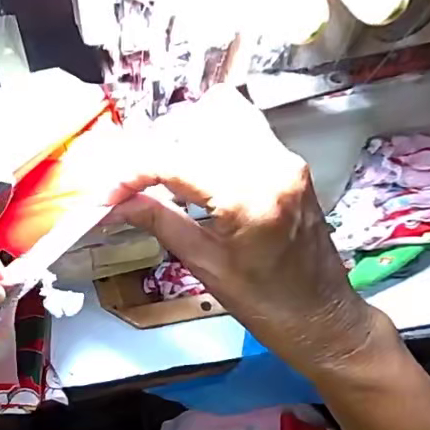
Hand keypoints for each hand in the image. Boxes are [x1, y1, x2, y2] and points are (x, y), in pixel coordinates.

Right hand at [110, 86, 385, 373]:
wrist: (321, 316)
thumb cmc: (265, 303)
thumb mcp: (204, 265)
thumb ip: (159, 222)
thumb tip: (117, 203)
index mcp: (249, 198)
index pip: (174, 161)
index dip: (131, 172)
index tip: (108, 193)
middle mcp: (271, 165)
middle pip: (195, 124)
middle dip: (154, 149)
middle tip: (131, 183)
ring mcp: (284, 159)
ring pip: (220, 114)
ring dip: (181, 136)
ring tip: (160, 172)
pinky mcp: (288, 161)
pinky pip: (241, 127)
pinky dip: (207, 138)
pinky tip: (192, 169)